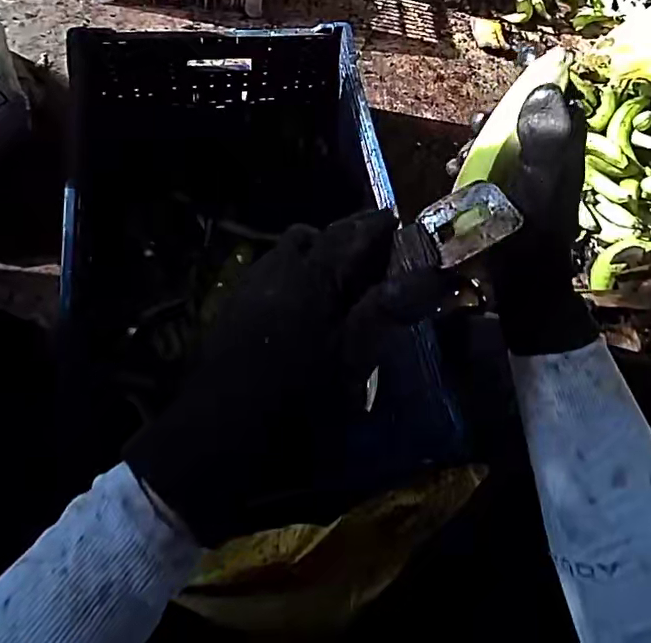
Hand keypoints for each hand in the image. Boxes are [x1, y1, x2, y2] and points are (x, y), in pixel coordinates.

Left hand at [124, 209, 446, 545]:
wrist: (220, 430)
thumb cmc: (296, 394)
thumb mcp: (350, 356)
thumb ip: (386, 309)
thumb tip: (430, 277)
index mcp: (311, 275)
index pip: (349, 233)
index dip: (375, 225)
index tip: (395, 221)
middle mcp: (278, 268)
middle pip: (314, 234)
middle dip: (343, 237)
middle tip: (367, 255)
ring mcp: (250, 285)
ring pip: (287, 251)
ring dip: (314, 255)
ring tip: (335, 280)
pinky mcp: (232, 306)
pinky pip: (269, 271)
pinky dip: (292, 274)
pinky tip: (299, 306)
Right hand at [482, 85, 596, 355]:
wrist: (517, 283)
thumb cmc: (529, 231)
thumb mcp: (539, 181)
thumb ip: (545, 137)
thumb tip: (544, 87)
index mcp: (565, 154)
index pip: (559, 106)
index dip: (538, 91)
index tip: (510, 92)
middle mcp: (549, 163)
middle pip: (525, 122)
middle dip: (498, 119)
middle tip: (475, 125)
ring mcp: (527, 179)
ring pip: (503, 143)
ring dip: (479, 142)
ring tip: (461, 155)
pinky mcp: (506, 194)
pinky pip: (489, 166)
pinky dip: (471, 164)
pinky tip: (455, 173)